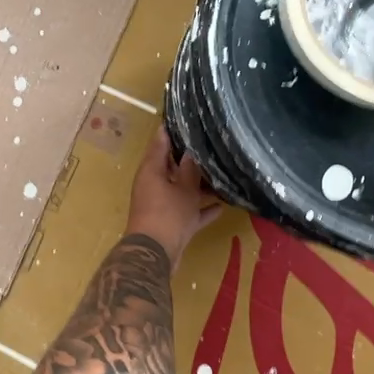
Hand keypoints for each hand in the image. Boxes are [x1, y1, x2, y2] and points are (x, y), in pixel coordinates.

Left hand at [125, 130, 224, 267]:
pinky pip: (186, 211)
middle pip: (172, 166)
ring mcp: (160, 204)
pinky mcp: (168, 223)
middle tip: (210, 146)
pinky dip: (200, 209)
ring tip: (221, 176)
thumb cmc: (168, 215)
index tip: (184, 118)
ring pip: (181, 190)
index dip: (171, 130)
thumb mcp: (184, 190)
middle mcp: (153, 184)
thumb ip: (190, 170)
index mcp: (152, 170)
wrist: (155, 255)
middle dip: (190, 159)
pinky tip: (221, 207)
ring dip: (198, 186)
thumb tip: (192, 152)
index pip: (160, 142)